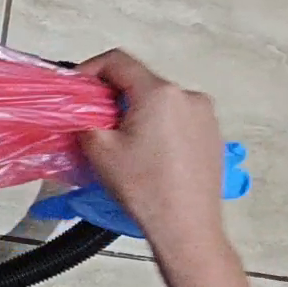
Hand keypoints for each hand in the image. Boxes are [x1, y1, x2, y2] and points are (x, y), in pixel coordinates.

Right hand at [76, 49, 227, 253]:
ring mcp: (206, 115)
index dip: (89, 69)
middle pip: (140, 82)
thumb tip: (78, 111)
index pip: (118, 61)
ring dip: (134, 111)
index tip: (74, 88)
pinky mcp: (213, 134)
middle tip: (91, 119)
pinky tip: (145, 153)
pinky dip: (155, 125)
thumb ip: (83, 119)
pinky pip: (176, 118)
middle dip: (112, 95)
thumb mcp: (98, 150)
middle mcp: (189, 96)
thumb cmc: (142, 185)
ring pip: (158, 101)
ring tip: (118, 140)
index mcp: (160, 93)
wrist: (186, 225)